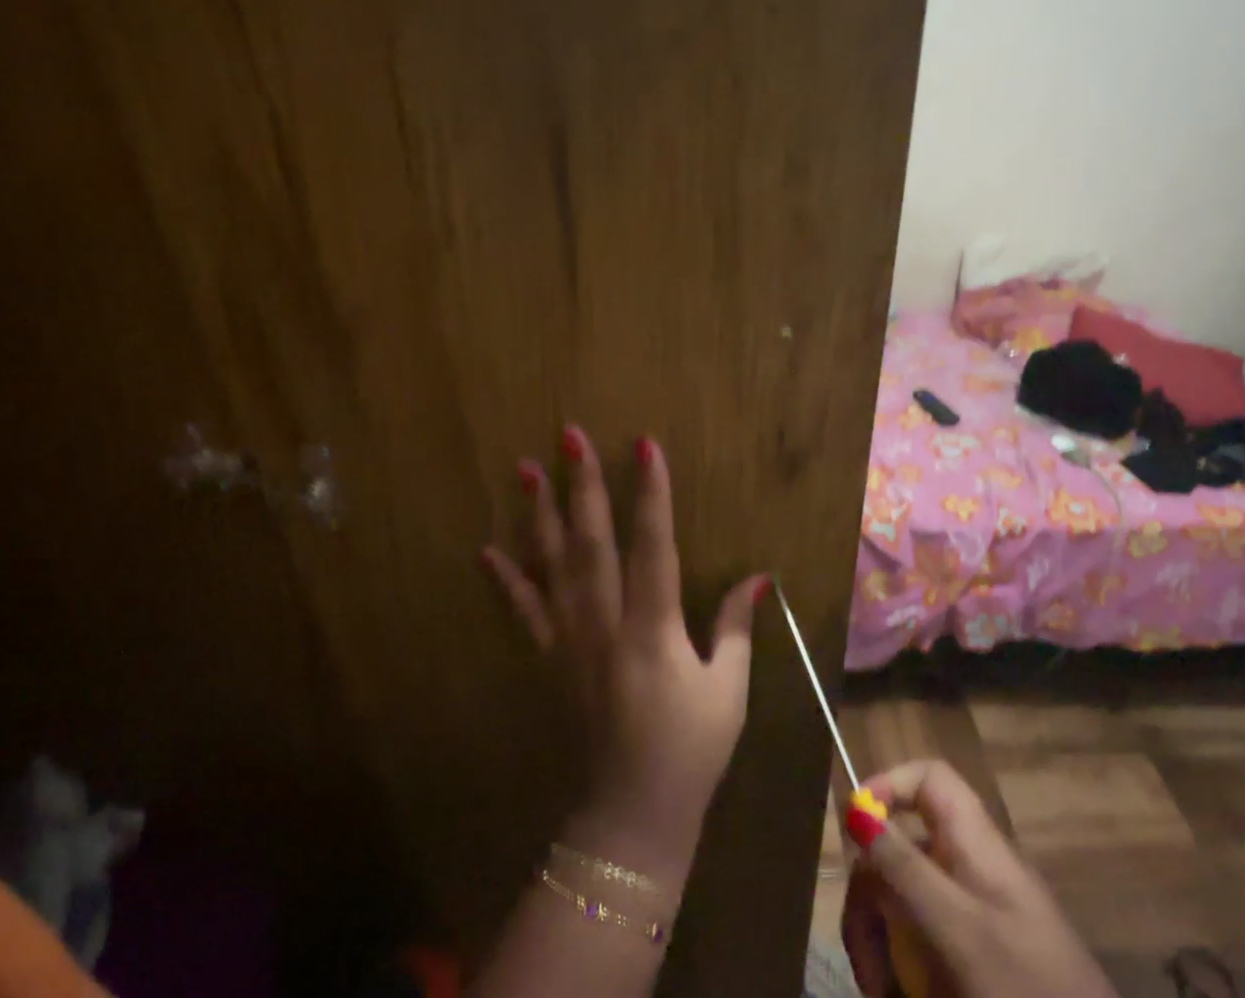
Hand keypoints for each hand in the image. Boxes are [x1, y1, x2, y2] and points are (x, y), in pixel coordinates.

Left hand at [482, 425, 765, 851]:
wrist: (632, 810)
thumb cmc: (692, 750)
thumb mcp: (728, 690)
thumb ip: (734, 628)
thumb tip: (757, 576)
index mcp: (655, 629)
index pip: (653, 546)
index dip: (651, 494)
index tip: (644, 446)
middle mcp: (605, 625)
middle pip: (592, 543)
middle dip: (584, 485)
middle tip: (570, 435)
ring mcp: (570, 642)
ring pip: (552, 567)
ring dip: (540, 516)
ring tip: (527, 469)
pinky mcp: (549, 661)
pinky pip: (525, 613)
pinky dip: (507, 581)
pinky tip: (487, 550)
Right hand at [843, 761, 1115, 997]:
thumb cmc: (1019, 983)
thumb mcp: (954, 926)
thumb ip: (903, 866)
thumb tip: (854, 807)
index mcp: (976, 844)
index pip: (929, 778)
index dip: (887, 786)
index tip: (852, 827)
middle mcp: (970, 867)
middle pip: (900, 847)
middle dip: (870, 894)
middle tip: (862, 949)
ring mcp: (971, 910)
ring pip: (901, 896)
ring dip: (877, 935)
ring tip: (877, 986)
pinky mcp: (971, 950)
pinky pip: (918, 936)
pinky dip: (898, 960)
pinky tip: (893, 989)